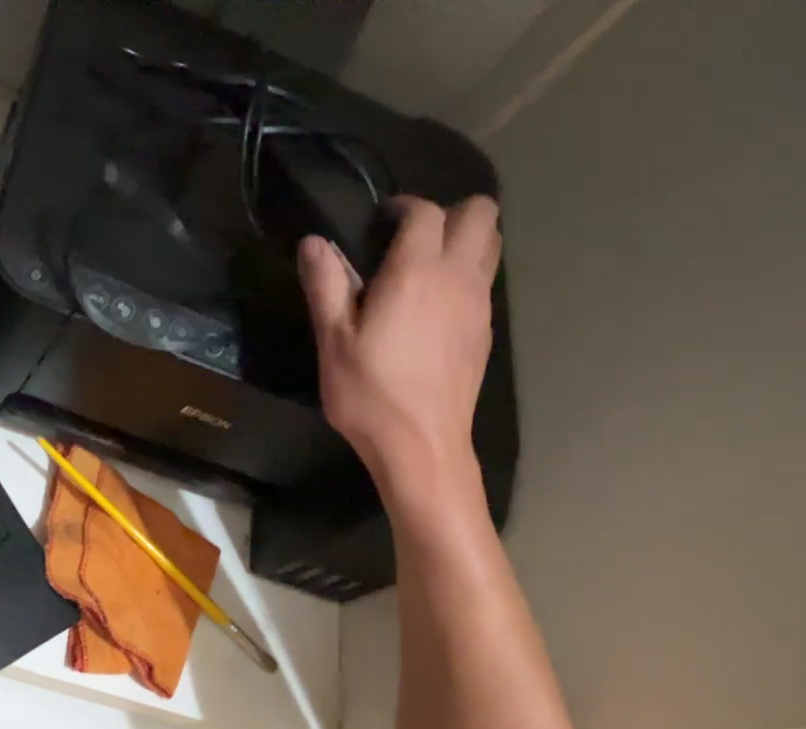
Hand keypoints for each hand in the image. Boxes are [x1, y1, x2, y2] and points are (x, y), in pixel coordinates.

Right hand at [299, 195, 501, 491]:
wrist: (421, 444)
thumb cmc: (369, 393)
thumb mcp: (333, 341)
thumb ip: (325, 285)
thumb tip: (314, 242)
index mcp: (416, 272)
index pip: (426, 212)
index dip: (403, 207)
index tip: (380, 221)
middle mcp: (457, 277)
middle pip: (480, 213)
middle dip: (449, 212)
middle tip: (410, 238)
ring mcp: (479, 304)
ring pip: (491, 244)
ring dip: (465, 240)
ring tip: (426, 266)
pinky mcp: (485, 331)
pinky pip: (485, 281)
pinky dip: (466, 276)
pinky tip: (435, 308)